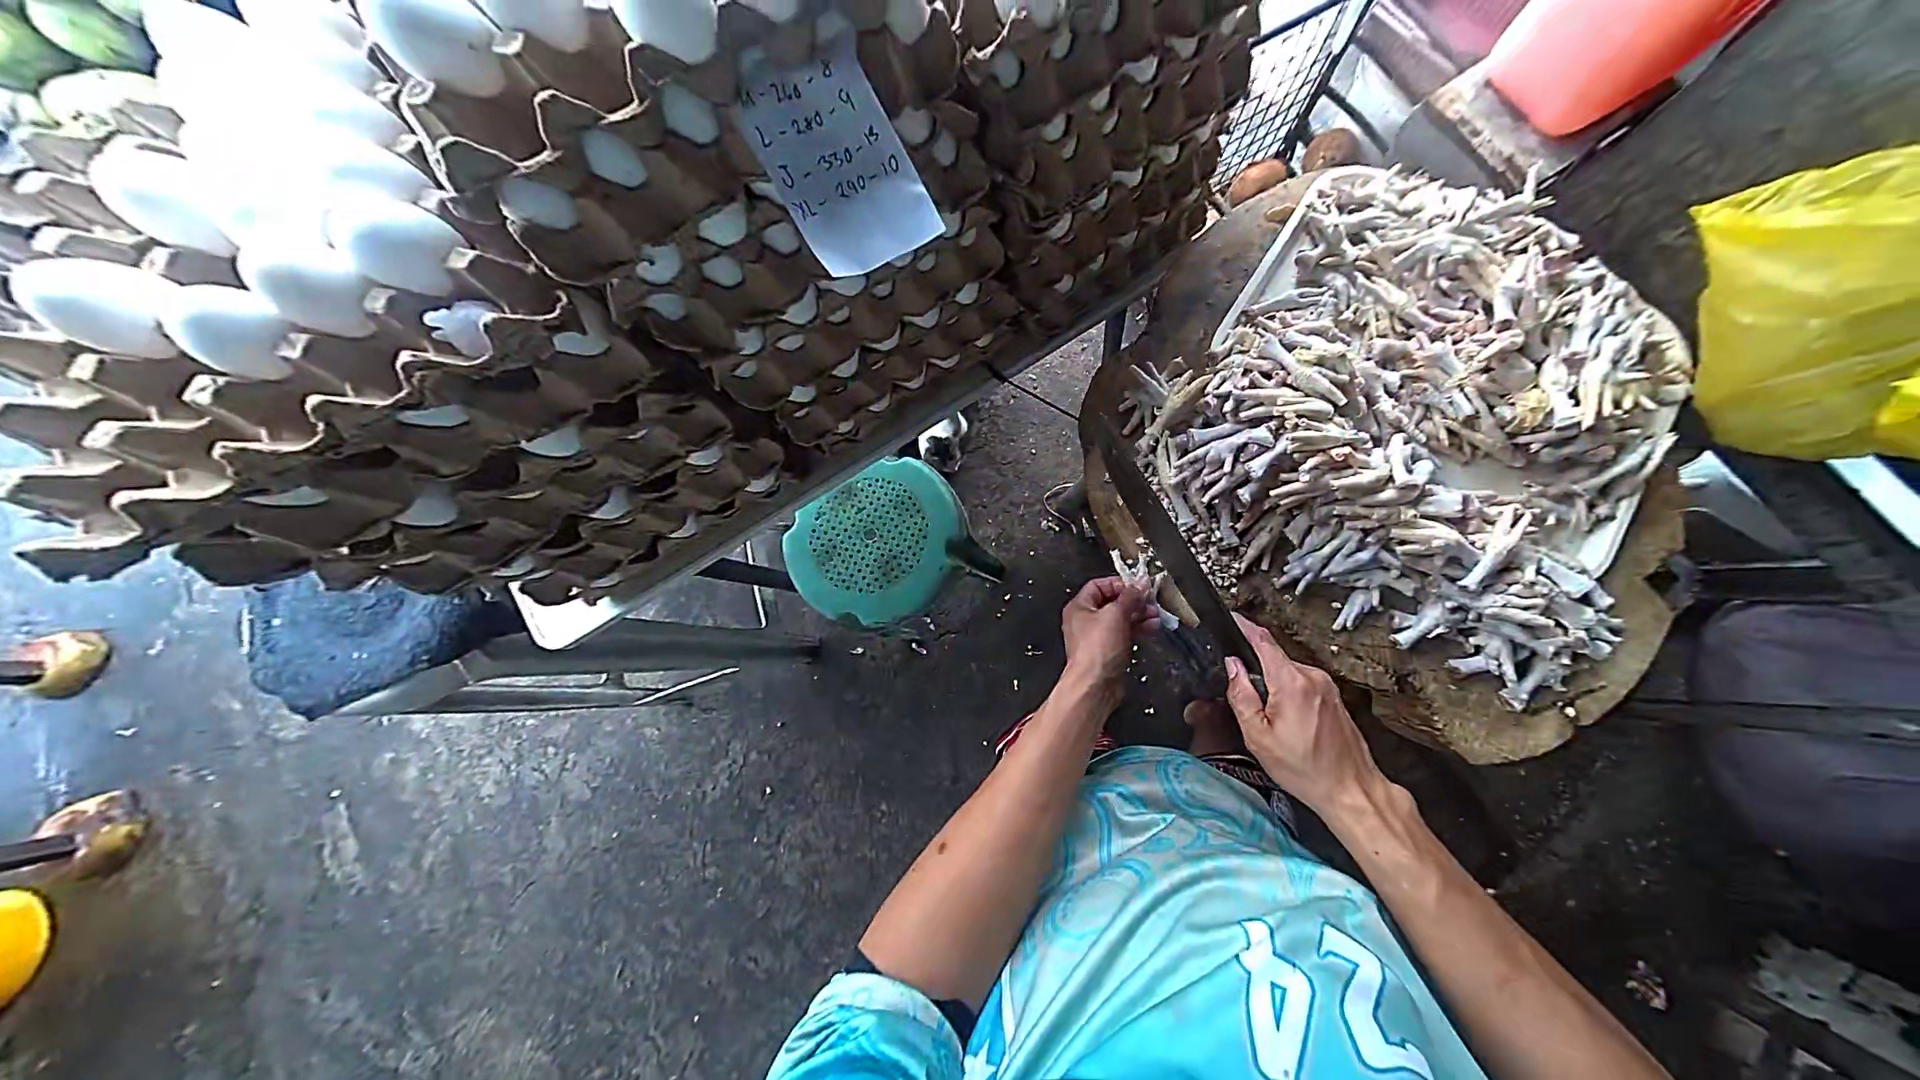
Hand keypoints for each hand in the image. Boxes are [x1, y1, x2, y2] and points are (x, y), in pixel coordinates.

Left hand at [1060, 576, 1159, 690]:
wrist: (1095, 684)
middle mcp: (1086, 620)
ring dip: (1139, 614)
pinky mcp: (1108, 650)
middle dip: (1133, 600)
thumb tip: (1139, 585)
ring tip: (1155, 613)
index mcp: (1079, 607)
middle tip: (1149, 600)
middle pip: (1112, 601)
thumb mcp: (1115, 614)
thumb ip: (1129, 597)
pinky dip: (1138, 628)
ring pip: (1121, 618)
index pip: (1099, 585)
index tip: (1137, 585)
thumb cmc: (1096, 651)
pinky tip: (1152, 626)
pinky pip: (1125, 632)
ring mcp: (1097, 636)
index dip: (1119, 583)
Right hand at [1223, 613, 1386, 819]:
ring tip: (1270, 721)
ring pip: (1287, 673)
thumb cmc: (1306, 769)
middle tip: (1247, 702)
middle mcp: (1313, 678)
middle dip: (1255, 670)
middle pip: (1274, 658)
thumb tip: (1232, 667)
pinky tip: (1288, 724)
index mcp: (1292, 683)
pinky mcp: (1333, 697)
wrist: (1351, 790)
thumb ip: (1241, 695)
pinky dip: (1288, 694)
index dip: (1245, 626)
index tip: (1232, 618)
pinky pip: (1302, 684)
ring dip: (1272, 686)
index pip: (1263, 641)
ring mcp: (1327, 687)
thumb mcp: (1257, 736)